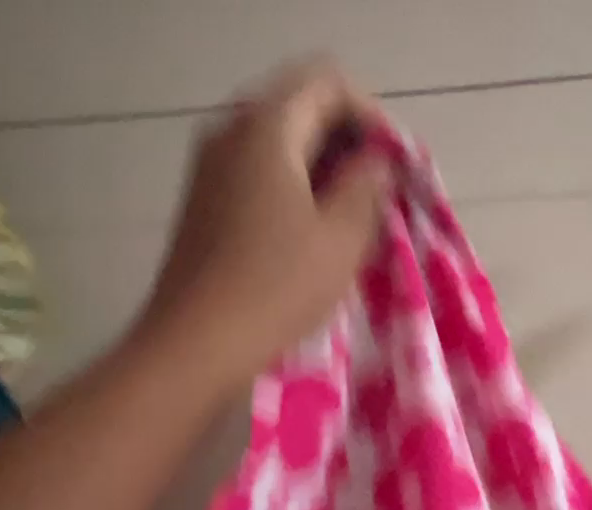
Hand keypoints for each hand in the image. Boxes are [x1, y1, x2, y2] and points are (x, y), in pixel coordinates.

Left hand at [132, 58, 392, 385]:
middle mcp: (230, 131)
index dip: (372, 118)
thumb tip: (376, 161)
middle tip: (380, 194)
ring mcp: (210, 166)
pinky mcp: (204, 202)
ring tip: (353, 219)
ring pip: (280, 143)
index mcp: (266, 127)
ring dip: (323, 169)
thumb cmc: (276, 289)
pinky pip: (259, 173)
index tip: (396, 167)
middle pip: (301, 108)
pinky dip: (294, 188)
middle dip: (348, 143)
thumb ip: (367, 185)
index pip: (329, 83)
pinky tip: (314, 234)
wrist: (195, 344)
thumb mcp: (342, 238)